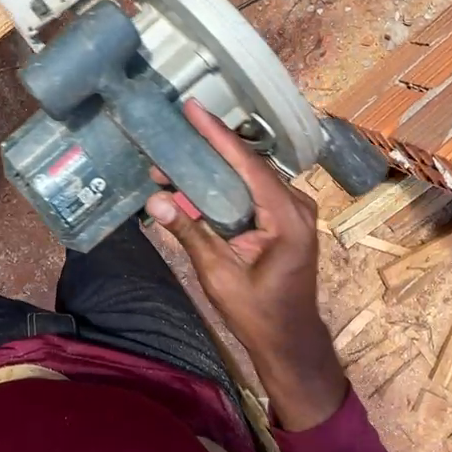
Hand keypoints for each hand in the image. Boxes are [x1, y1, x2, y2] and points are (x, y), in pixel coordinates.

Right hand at [145, 102, 348, 431]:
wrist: (290, 342)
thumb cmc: (258, 314)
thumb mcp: (218, 275)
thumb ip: (188, 233)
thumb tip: (154, 199)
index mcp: (287, 218)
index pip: (248, 164)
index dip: (218, 134)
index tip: (193, 108)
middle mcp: (297, 205)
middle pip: (249, 163)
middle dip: (210, 145)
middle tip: (176, 125)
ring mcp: (294, 209)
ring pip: (250, 173)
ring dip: (215, 162)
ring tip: (177, 150)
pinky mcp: (285, 216)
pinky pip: (253, 186)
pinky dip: (225, 179)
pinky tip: (197, 174)